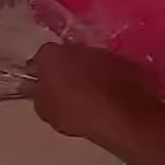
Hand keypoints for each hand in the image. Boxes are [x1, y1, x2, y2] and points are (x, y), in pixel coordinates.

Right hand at [28, 43, 164, 148]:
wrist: (124, 116)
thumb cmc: (77, 112)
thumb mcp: (45, 110)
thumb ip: (38, 95)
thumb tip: (37, 90)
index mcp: (51, 54)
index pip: (39, 60)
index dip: (40, 75)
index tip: (42, 88)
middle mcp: (77, 47)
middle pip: (66, 58)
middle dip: (65, 72)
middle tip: (65, 94)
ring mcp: (104, 53)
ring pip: (90, 63)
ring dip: (88, 76)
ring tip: (90, 100)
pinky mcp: (127, 64)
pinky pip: (111, 72)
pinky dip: (109, 82)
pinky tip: (109, 101)